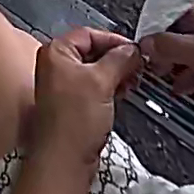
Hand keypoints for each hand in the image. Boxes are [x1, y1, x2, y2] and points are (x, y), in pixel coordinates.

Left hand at [30, 27, 141, 166]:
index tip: (135, 50)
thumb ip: (119, 60)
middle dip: (117, 58)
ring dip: (115, 74)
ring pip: (95, 69)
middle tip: (137, 67)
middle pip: (92, 51)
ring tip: (132, 82)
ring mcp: (62, 84)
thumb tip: (133, 50)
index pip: (89, 34)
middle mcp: (56, 64)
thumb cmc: (75, 118)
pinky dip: (109, 87)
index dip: (114, 40)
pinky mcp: (71, 103)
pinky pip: (93, 86)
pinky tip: (122, 93)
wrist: (64, 159)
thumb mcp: (102, 81)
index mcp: (56, 52)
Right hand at [140, 2, 193, 144]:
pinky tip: (184, 91)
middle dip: (167, 50)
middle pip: (186, 35)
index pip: (179, 12)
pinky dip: (193, 81)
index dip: (159, 26)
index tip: (145, 41)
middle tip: (152, 62)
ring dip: (179, 68)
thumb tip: (150, 42)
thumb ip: (169, 45)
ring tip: (163, 79)